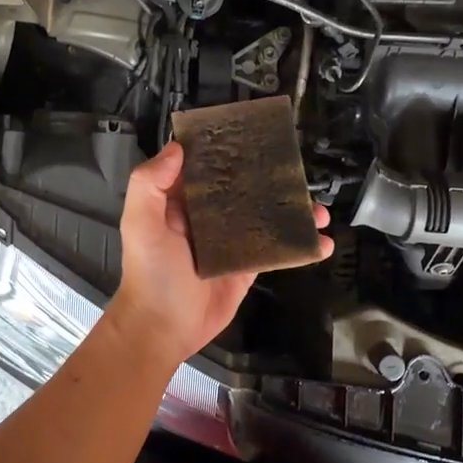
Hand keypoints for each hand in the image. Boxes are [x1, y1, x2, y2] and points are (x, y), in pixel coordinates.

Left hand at [104, 141, 333, 368]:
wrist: (163, 328)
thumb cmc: (150, 271)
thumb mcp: (140, 222)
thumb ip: (150, 183)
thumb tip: (178, 147)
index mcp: (180, 201)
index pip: (205, 167)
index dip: (226, 150)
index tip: (255, 134)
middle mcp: (206, 217)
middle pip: (242, 189)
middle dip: (269, 179)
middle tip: (298, 171)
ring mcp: (230, 242)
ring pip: (265, 218)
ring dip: (292, 212)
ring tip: (319, 210)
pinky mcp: (246, 268)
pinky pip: (275, 252)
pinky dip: (299, 247)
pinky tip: (322, 242)